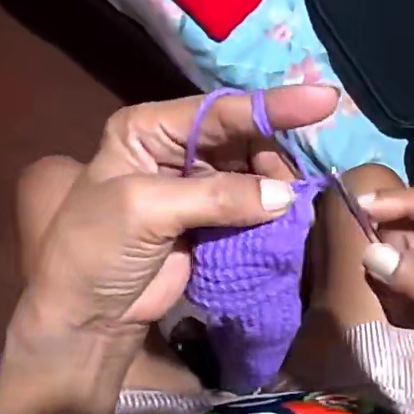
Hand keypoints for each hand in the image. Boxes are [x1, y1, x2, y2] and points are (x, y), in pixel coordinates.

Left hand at [13, 85, 339, 362]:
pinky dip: (272, 211)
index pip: (218, 110)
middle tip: (298, 185)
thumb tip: (283, 197)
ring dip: (277, 186)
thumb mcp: (146, 210)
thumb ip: (215, 196)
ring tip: (292, 207)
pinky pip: (252, 206)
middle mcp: (174, 149)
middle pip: (243, 137)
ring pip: (252, 172)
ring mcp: (196, 186)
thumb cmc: (97, 250)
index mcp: (148, 130)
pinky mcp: (211, 221)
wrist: (88, 314)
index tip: (325, 99)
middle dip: (275, 154)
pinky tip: (288, 218)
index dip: (272, 105)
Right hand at [357, 185, 413, 413]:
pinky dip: (386, 293)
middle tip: (367, 257)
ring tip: (405, 310)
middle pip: (412, 220)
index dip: (401, 201)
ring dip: (388, 274)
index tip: (361, 207)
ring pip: (395, 248)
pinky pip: (387, 275)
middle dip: (388, 236)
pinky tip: (407, 321)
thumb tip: (369, 251)